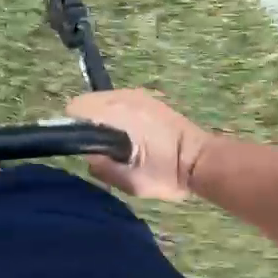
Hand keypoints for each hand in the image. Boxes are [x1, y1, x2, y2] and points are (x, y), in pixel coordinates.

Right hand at [67, 89, 212, 200]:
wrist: (204, 161)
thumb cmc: (169, 174)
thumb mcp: (134, 183)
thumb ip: (104, 169)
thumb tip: (88, 156)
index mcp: (118, 112)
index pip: (77, 108)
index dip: (73, 127)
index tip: (83, 146)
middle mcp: (123, 96)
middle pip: (87, 101)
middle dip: (87, 123)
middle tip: (102, 148)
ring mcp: (136, 93)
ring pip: (101, 99)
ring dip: (101, 117)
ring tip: (116, 143)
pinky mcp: (145, 96)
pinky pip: (117, 100)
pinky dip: (115, 114)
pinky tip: (130, 134)